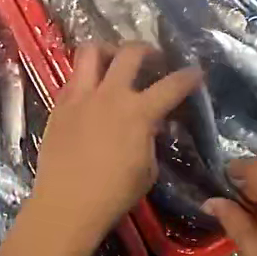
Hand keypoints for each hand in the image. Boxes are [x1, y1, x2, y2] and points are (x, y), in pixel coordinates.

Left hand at [30, 44, 201, 240]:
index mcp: (138, 112)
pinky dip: (87, 76)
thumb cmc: (115, 193)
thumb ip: (151, 139)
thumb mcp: (148, 168)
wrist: (67, 204)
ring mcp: (81, 96)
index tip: (197, 72)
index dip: (189, 77)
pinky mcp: (59, 105)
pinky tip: (93, 92)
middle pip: (130, 53)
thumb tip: (151, 125)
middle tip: (152, 60)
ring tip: (115, 63)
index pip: (172, 85)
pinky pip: (74, 77)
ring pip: (91, 51)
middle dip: (147, 50)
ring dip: (109, 51)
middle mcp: (110, 95)